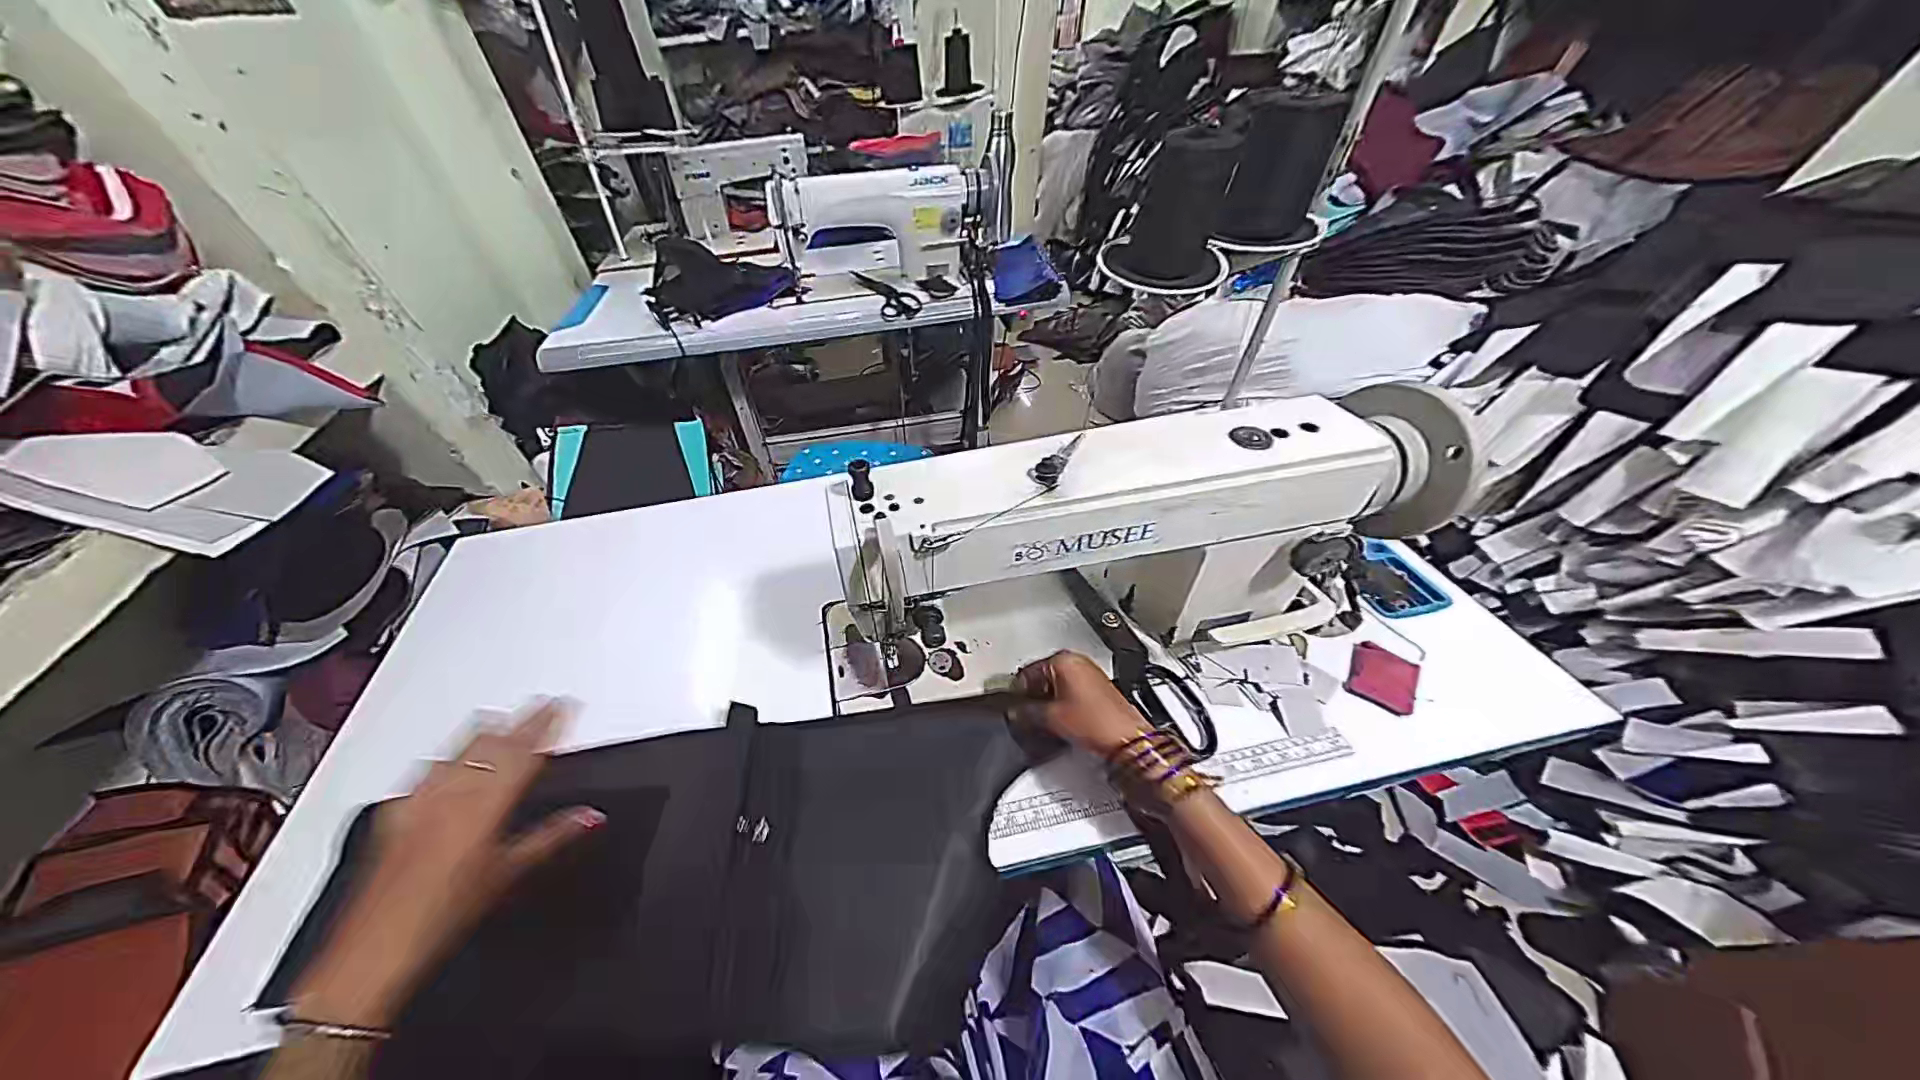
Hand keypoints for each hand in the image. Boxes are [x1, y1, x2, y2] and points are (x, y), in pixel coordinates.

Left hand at [292, 700, 601, 1027]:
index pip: (523, 752)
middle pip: (491, 743)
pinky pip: (428, 770)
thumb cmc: (436, 921)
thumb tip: (588, 817)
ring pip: (458, 751)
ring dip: (484, 732)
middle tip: (541, 706)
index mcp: (484, 808)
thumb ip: (552, 838)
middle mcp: (450, 797)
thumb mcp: (508, 877)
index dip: (546, 724)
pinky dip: (449, 756)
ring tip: (500, 719)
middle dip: (519, 721)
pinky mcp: (393, 814)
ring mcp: (418, 802)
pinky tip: (449, 757)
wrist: (371, 953)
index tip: (561, 706)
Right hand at [1008, 650, 1150, 757]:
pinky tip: (1063, 720)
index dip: (1017, 692)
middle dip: (1033, 695)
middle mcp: (1077, 661)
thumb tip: (1015, 712)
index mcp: (1063, 659)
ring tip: (1048, 720)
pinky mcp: (1097, 687)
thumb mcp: (1051, 718)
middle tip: (1028, 715)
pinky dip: (1063, 702)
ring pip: (1056, 684)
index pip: (1027, 671)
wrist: (1127, 739)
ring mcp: (1089, 673)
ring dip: (1048, 700)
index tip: (1014, 706)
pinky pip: (1070, 691)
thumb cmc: (1099, 723)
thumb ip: (1026, 712)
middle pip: (1042, 676)